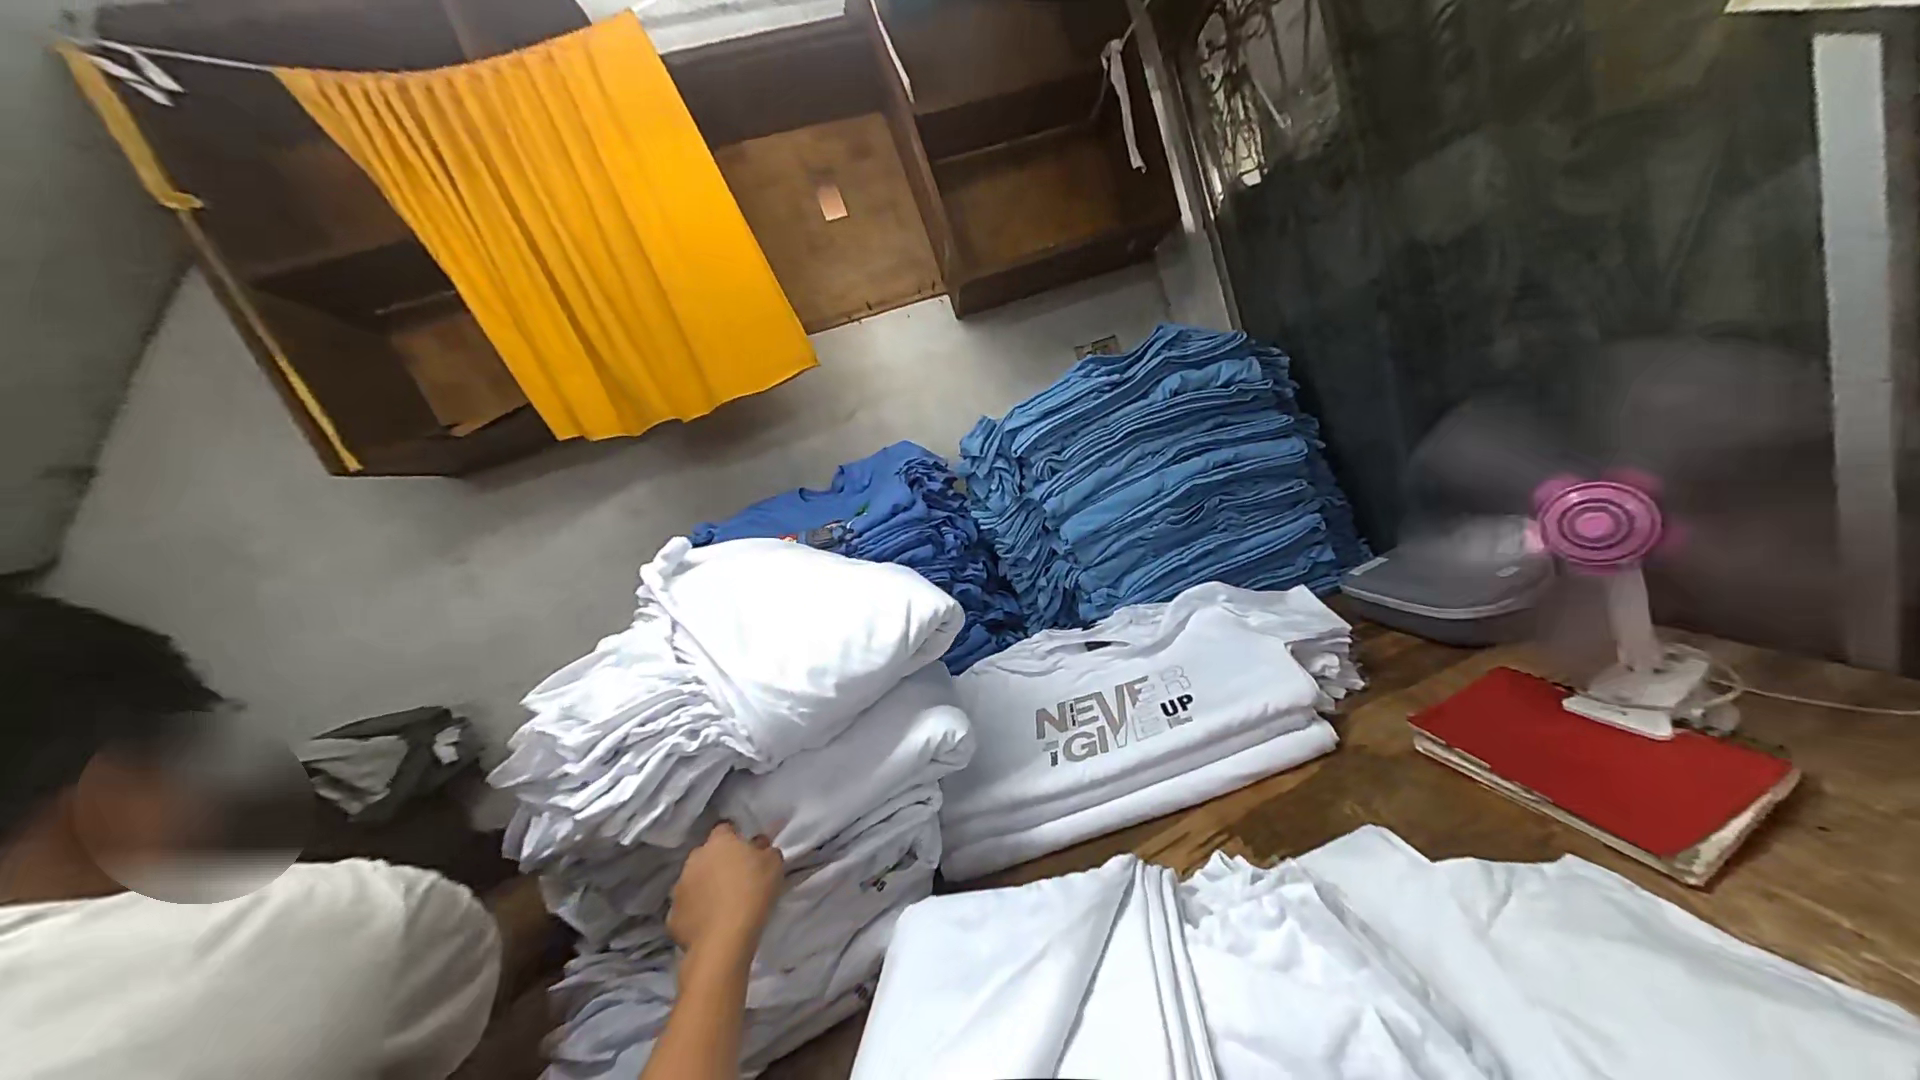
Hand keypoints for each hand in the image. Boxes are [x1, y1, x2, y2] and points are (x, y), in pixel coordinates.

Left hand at [666, 824, 784, 962]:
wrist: (723, 940)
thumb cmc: (753, 892)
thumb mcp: (774, 864)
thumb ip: (765, 850)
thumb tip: (758, 846)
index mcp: (719, 842)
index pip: (725, 828)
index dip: (735, 837)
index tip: (745, 850)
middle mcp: (694, 859)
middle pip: (706, 854)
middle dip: (716, 861)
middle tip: (735, 877)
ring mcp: (678, 887)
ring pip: (692, 880)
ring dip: (703, 886)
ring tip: (720, 903)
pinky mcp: (671, 916)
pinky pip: (686, 908)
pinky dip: (694, 912)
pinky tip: (708, 923)